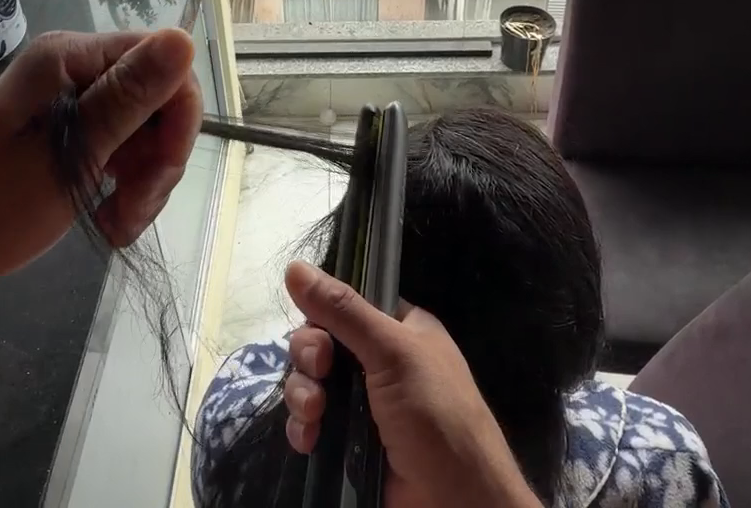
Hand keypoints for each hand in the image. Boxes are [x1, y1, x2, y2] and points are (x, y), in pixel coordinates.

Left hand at [0, 30, 201, 301]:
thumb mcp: (67, 158)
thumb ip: (127, 98)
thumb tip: (183, 39)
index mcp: (69, 58)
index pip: (165, 63)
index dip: (177, 118)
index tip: (159, 174)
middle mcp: (74, 66)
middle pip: (161, 97)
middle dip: (160, 157)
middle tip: (135, 209)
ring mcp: (73, 97)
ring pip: (150, 127)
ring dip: (146, 179)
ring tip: (118, 225)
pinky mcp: (72, 127)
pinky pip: (127, 144)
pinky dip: (129, 183)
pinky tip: (110, 215)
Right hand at [278, 262, 539, 507]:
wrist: (455, 504)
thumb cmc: (436, 414)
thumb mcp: (393, 353)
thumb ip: (343, 311)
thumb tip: (295, 266)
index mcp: (400, 330)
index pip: (347, 305)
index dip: (324, 313)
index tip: (317, 327)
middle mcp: (379, 362)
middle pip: (322, 341)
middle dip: (310, 356)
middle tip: (318, 371)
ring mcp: (363, 404)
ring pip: (311, 382)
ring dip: (302, 394)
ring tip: (314, 415)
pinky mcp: (348, 443)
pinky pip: (311, 423)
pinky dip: (303, 428)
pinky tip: (308, 440)